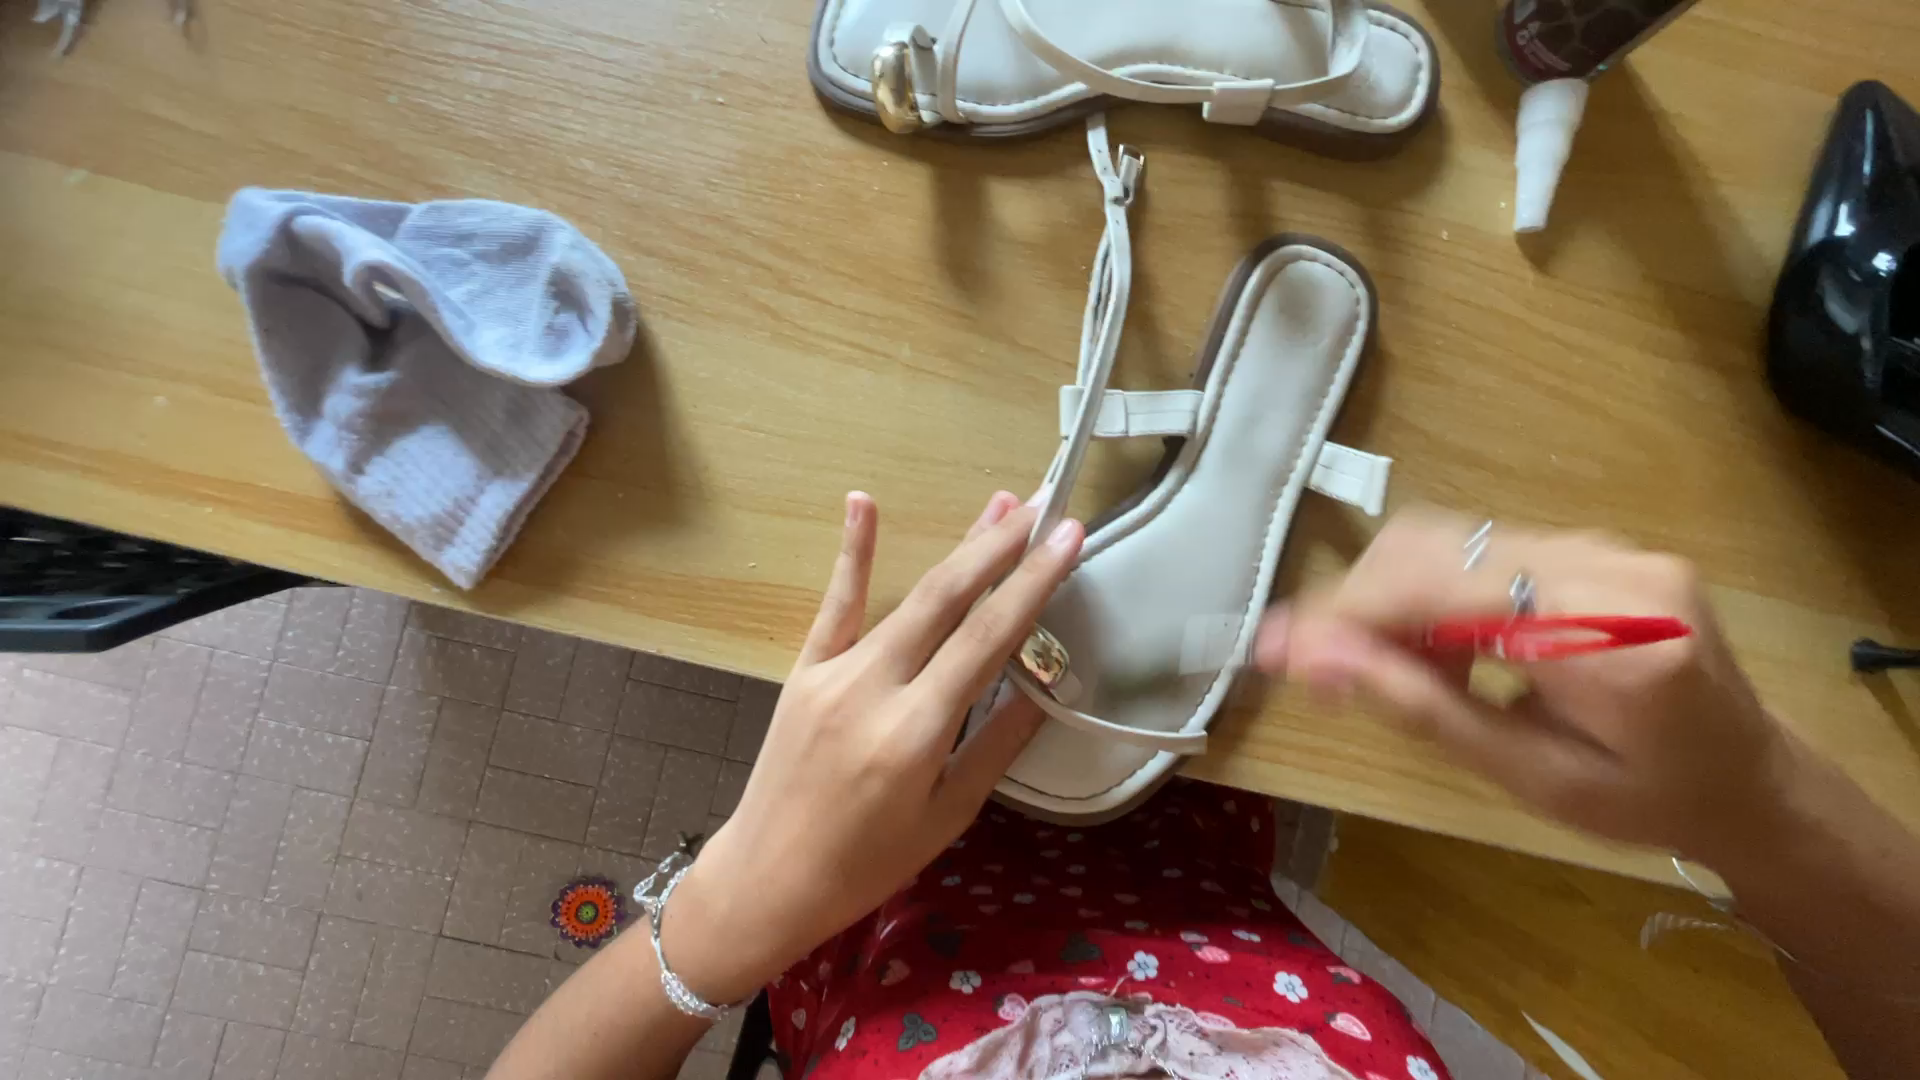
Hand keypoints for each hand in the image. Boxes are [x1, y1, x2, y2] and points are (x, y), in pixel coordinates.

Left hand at [660, 491, 1082, 1004]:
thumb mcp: (948, 817)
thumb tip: (1044, 688)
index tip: (1069, 536)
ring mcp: (834, 670)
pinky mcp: (805, 667)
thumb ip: (996, 746)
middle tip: (1043, 506)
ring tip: (1001, 504)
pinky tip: (862, 500)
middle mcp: (876, 687)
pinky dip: (852, 551)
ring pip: (908, 595)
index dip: (1034, 582)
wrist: (766, 877)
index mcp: (917, 731)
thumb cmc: (867, 863)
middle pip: (950, 599)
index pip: (988, 638)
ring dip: (959, 548)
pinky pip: (836, 604)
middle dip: (1002, 546)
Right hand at [1255, 505, 1792, 863]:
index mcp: (1612, 635)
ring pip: (1438, 538)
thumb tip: (1315, 660)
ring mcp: (1599, 545)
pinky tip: (1426, 642)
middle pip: (1431, 547)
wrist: (1750, 780)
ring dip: (1382, 595)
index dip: (1349, 614)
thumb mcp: (1527, 773)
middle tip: (1314, 663)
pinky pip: (1467, 547)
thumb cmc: (1643, 799)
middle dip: (1355, 601)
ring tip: (1374, 660)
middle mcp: (1608, 565)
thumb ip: (1420, 706)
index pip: (1443, 590)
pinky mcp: (1583, 545)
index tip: (1277, 652)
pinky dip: (1419, 589)